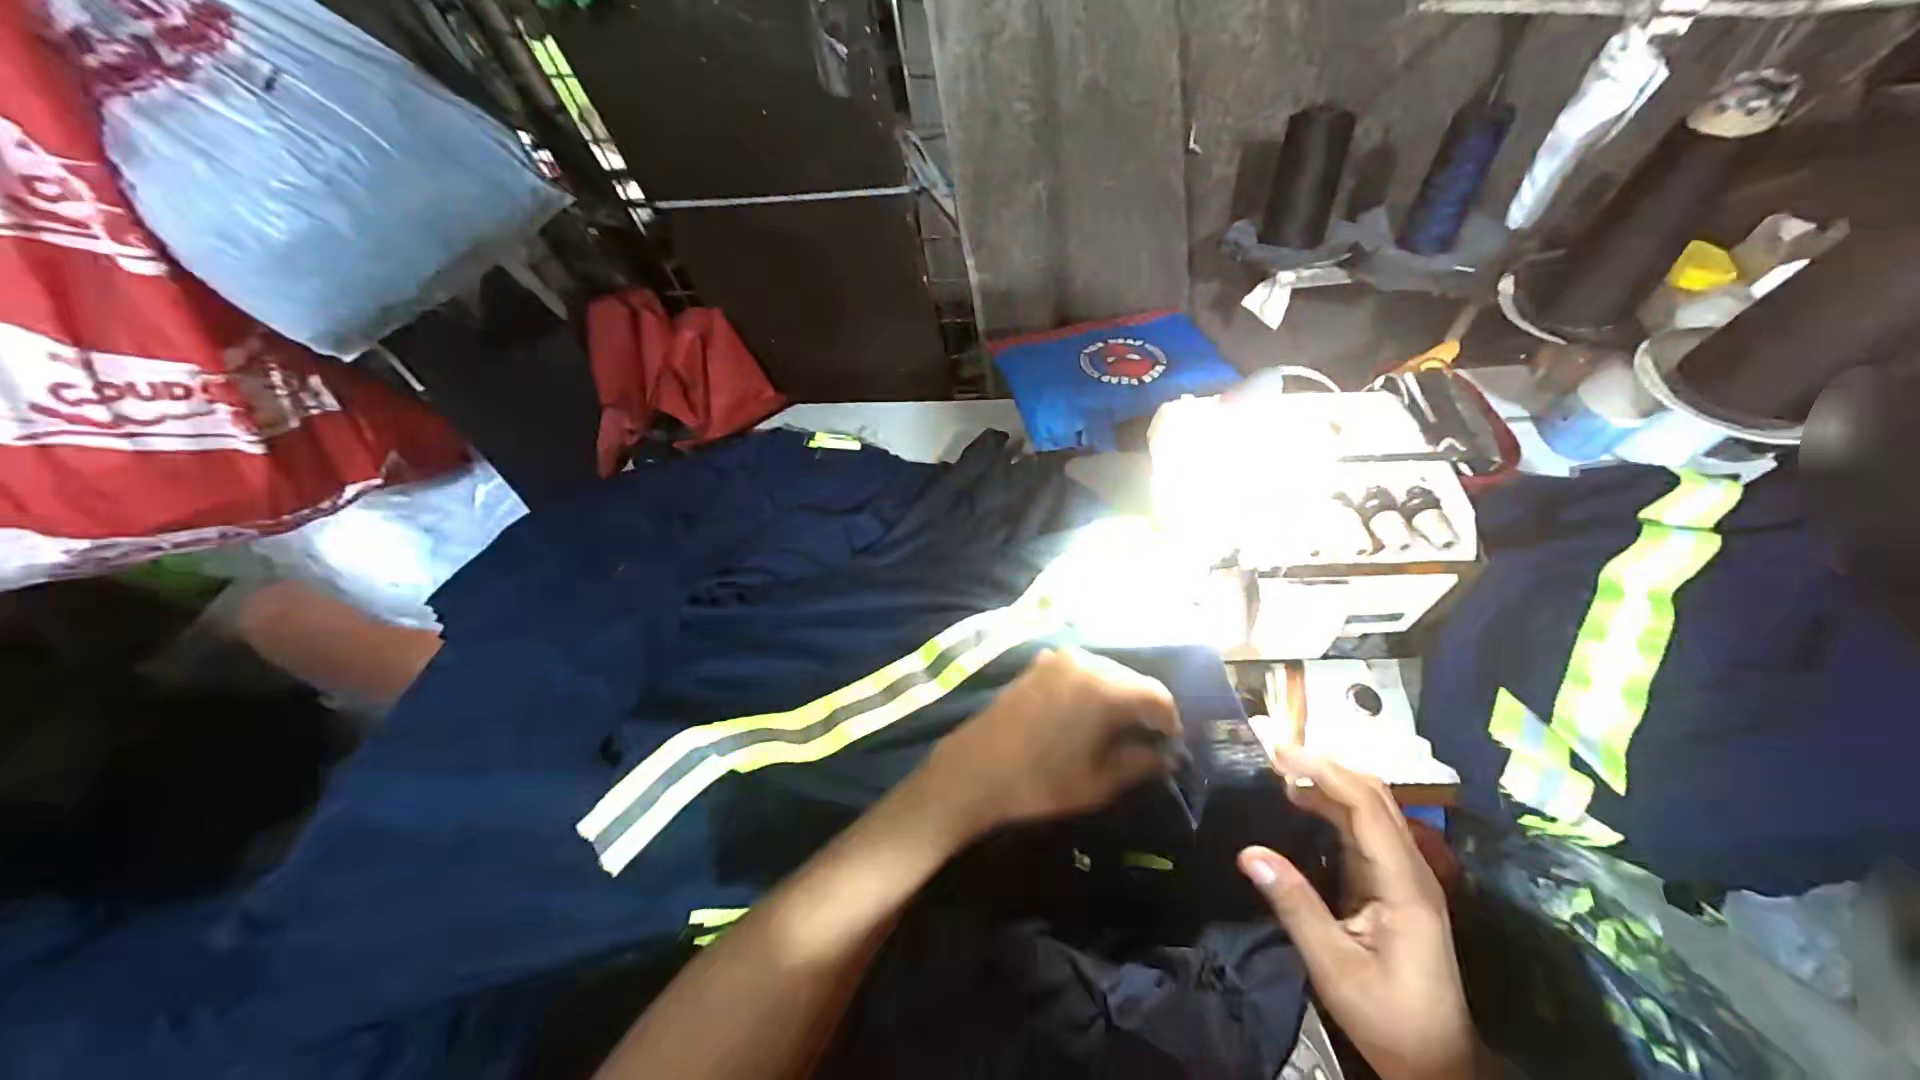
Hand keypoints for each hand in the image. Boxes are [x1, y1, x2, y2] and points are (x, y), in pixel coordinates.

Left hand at [919, 647, 1181, 838]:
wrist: (973, 770)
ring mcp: (1057, 659)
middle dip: (1144, 707)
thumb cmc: (1040, 781)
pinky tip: (1084, 715)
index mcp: (1105, 688)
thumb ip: (1140, 762)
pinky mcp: (1037, 664)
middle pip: (1133, 679)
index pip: (1158, 696)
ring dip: (1118, 696)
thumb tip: (1167, 754)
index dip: (1170, 722)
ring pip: (1107, 672)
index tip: (1169, 748)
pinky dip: (1091, 688)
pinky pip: (1079, 670)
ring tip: (1115, 730)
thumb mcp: (1099, 782)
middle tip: (1145, 741)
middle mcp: (1085, 662)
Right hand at [1238, 748, 1480, 1079]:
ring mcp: (1401, 875)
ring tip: (1277, 770)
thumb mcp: (1335, 967)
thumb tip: (1248, 853)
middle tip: (1272, 752)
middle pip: (1373, 797)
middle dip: (1324, 766)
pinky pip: (1358, 829)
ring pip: (1367, 808)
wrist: (1434, 1062)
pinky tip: (1296, 804)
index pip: (1367, 806)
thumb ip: (1295, 906)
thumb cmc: (1389, 1018)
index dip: (1324, 772)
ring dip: (1325, 782)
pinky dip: (1327, 806)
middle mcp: (1409, 869)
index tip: (1279, 752)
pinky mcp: (1388, 884)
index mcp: (1405, 884)